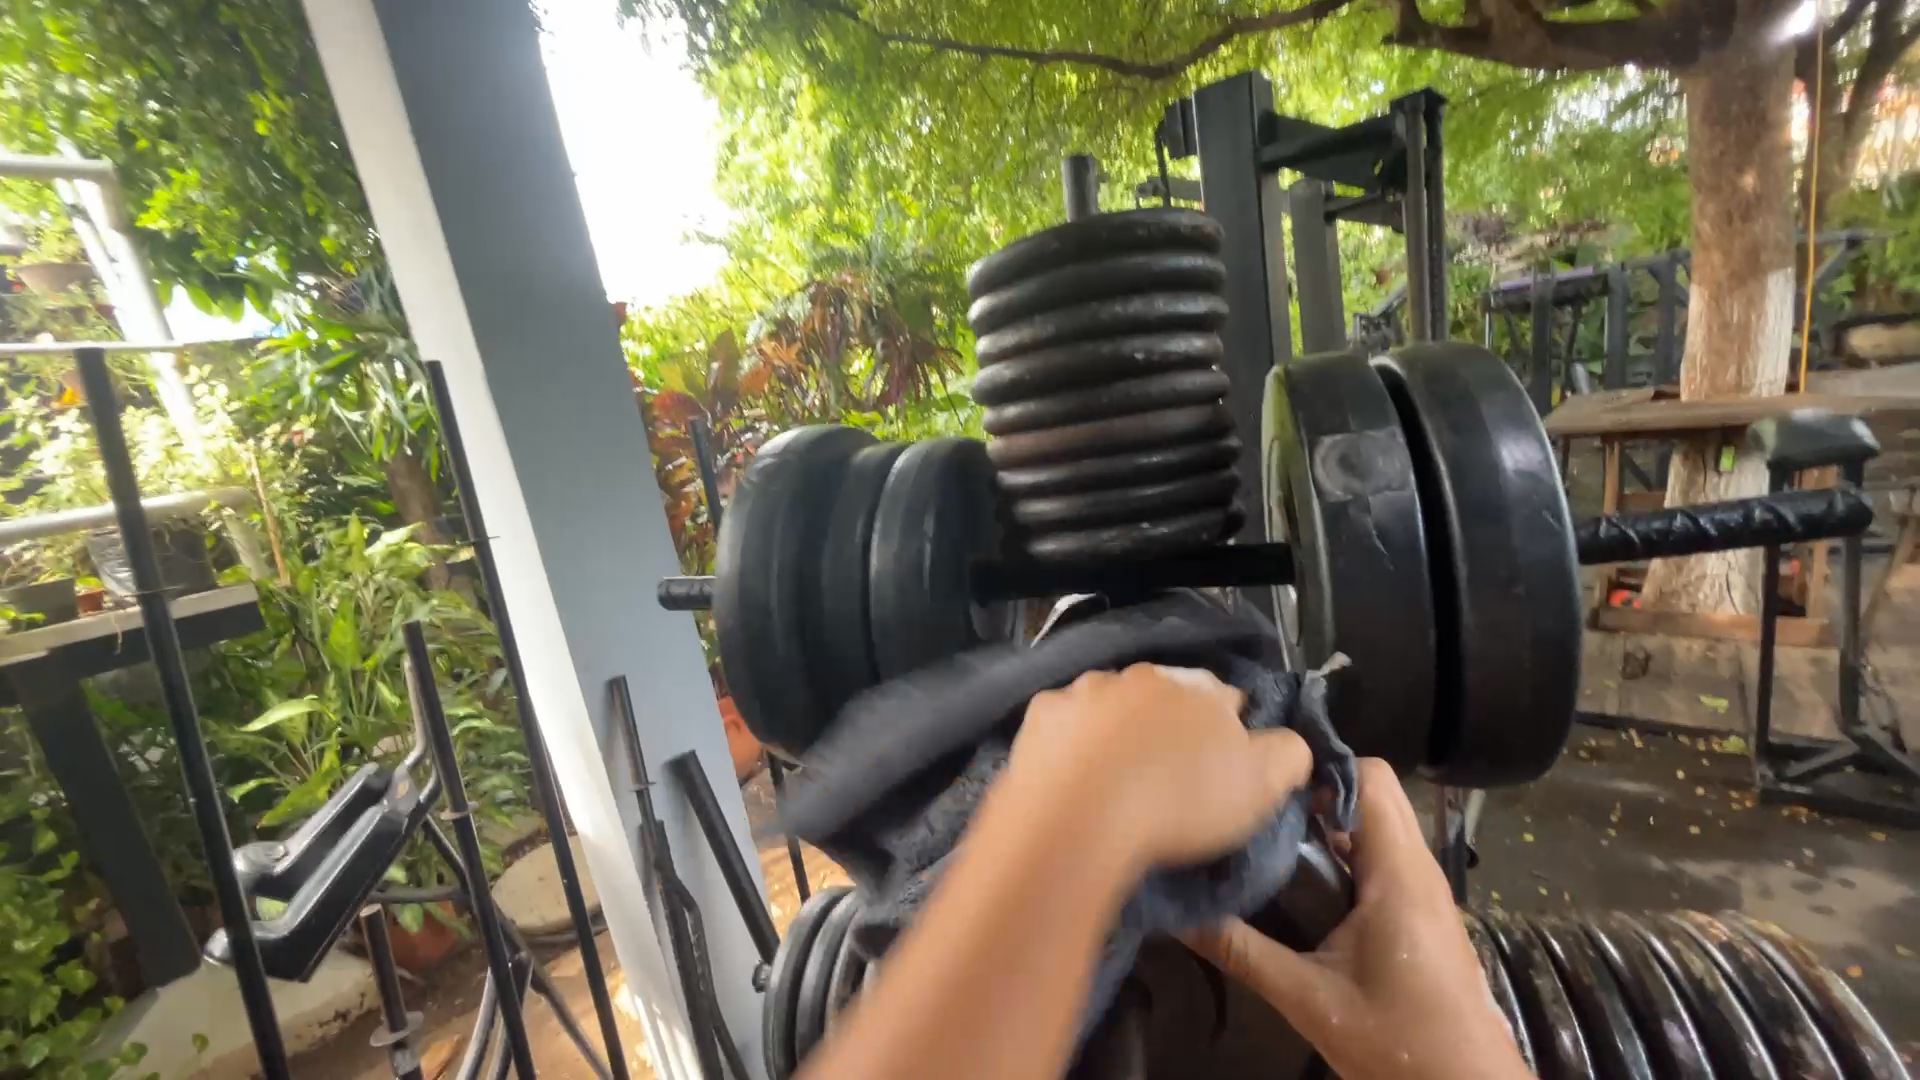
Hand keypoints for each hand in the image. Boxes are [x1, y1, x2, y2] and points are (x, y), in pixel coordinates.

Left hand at [1002, 663, 1311, 871]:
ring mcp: (1085, 689)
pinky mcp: (1043, 713)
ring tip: (1118, 779)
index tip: (1222, 766)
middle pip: (1165, 696)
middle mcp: (1139, 675)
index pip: (1226, 697)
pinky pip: (1065, 723)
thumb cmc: (1179, 801)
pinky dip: (1072, 741)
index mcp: (1197, 686)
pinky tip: (1073, 775)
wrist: (1080, 815)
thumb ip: (1286, 754)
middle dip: (1171, 725)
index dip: (1229, 730)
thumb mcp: (1261, 785)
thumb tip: (1288, 741)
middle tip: (1170, 776)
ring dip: (1119, 730)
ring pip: (1111, 705)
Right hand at [1185, 759, 1528, 1079]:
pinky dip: (1339, 847)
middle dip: (1312, 788)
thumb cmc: (1403, 1047)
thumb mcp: (1308, 999)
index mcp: (1397, 874)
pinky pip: (1377, 852)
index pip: (1368, 776)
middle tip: (1255, 804)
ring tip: (1265, 831)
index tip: (1263, 781)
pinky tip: (1296, 875)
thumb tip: (1176, 916)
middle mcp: (1415, 869)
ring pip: (1372, 821)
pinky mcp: (1418, 911)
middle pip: (1368, 791)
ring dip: (1323, 819)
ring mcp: (1421, 890)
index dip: (1317, 766)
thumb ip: (1240, 950)